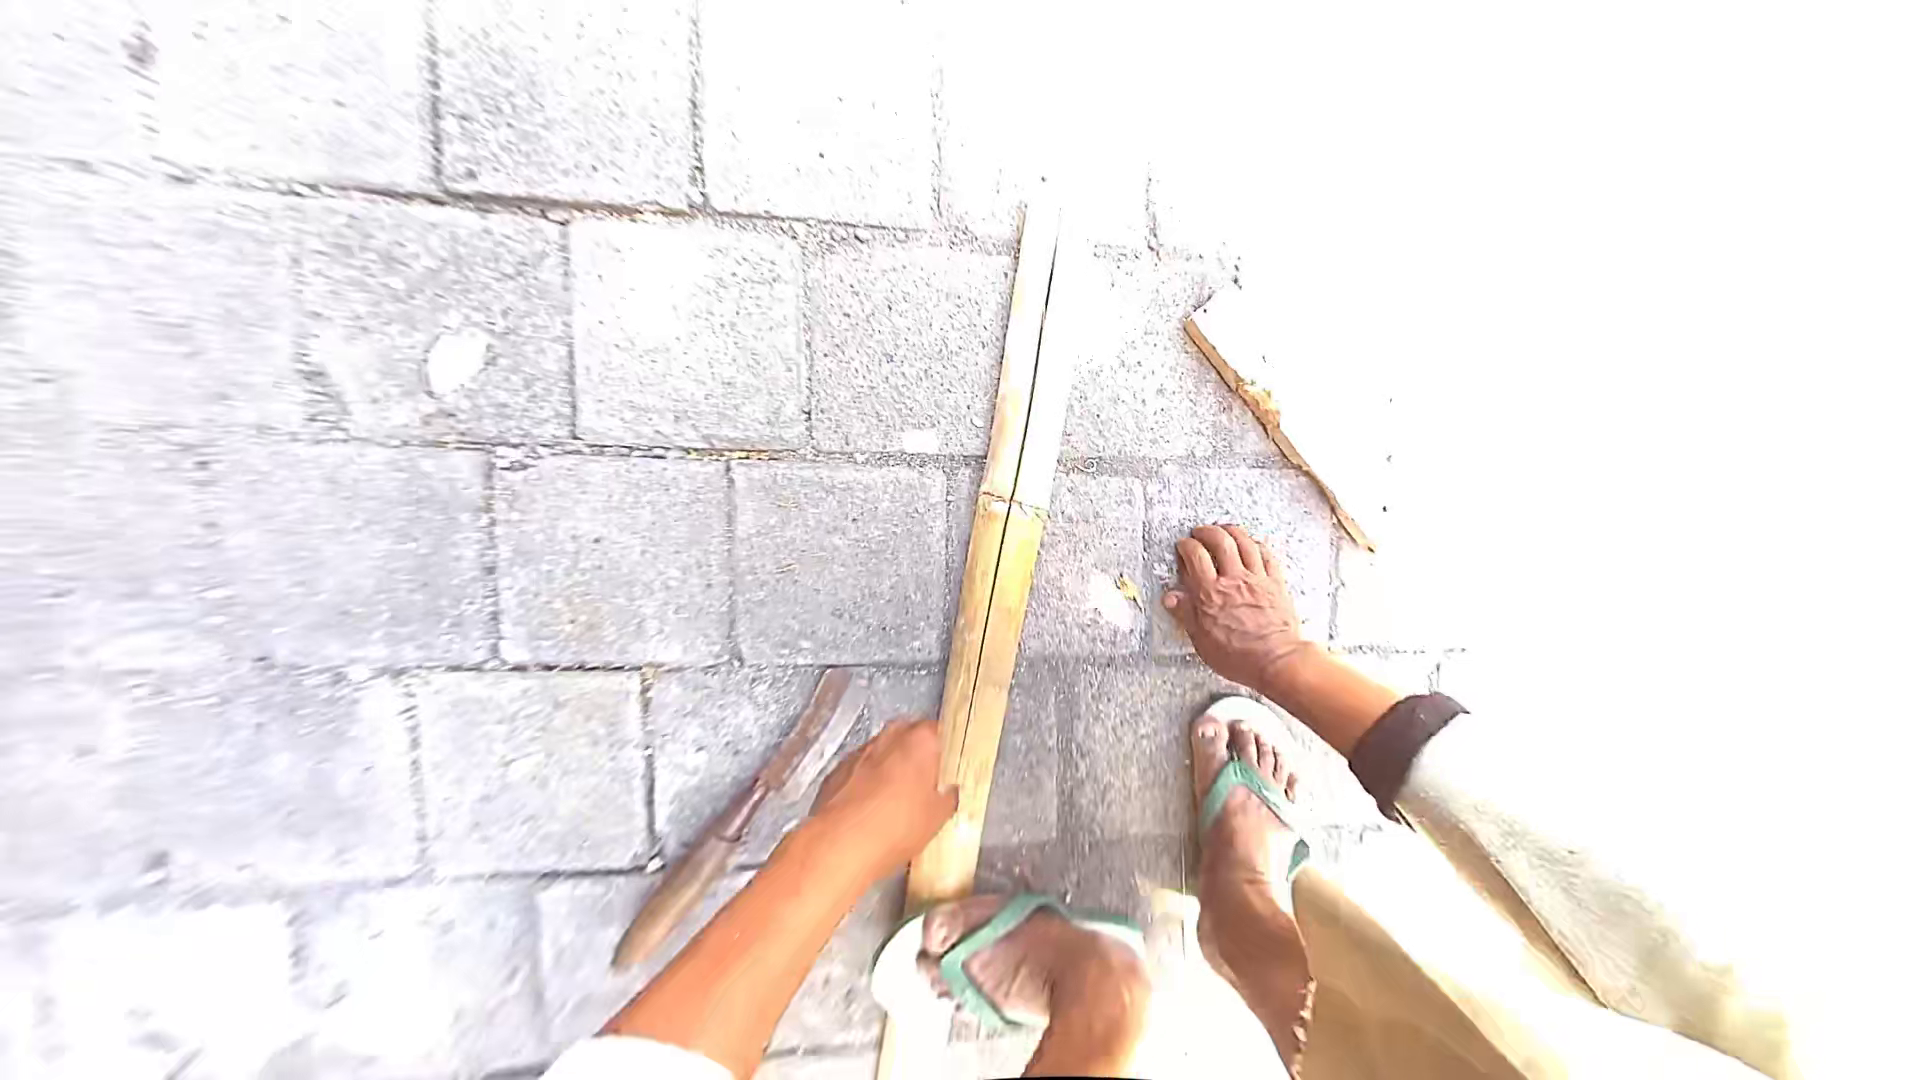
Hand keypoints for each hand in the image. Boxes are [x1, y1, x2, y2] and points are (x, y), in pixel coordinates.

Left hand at [810, 717, 956, 867]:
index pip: (940, 732)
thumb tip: (948, 793)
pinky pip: (859, 770)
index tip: (947, 768)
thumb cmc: (897, 825)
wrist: (842, 844)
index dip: (944, 751)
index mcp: (921, 739)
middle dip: (916, 757)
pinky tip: (869, 810)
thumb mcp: (938, 816)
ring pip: (882, 753)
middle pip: (909, 738)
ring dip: (889, 769)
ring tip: (895, 802)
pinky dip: (865, 783)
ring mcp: (860, 751)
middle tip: (924, 786)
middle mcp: (890, 736)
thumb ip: (948, 796)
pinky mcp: (837, 770)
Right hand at [1163, 524, 1314, 692]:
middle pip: (1220, 541)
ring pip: (1245, 543)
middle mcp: (1233, 580)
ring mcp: (1257, 580)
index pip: (1195, 556)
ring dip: (1232, 531)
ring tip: (1224, 529)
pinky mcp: (1276, 584)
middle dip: (1207, 531)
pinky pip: (1268, 556)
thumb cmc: (1240, 656)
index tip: (1183, 546)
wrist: (1277, 662)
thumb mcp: (1201, 639)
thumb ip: (1185, 613)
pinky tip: (1254, 544)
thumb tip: (1171, 597)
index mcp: (1210, 593)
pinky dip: (1258, 545)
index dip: (1186, 546)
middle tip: (1200, 532)